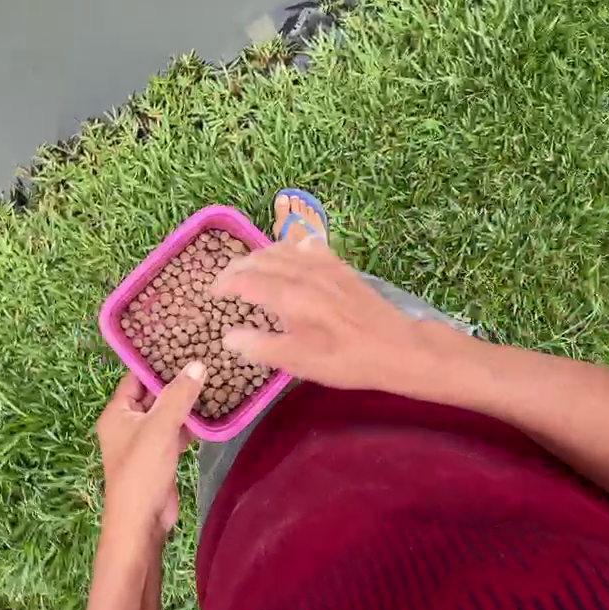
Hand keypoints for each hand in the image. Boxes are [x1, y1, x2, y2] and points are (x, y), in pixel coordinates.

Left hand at [93, 364, 205, 543]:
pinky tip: (211, 408)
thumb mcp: (160, 427)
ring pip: (166, 412)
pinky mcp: (160, 455)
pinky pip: (175, 430)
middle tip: (203, 355)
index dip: (156, 359)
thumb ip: (179, 394)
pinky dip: (190, 421)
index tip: (181, 341)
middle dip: (176, 379)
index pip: (136, 376)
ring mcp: (144, 440)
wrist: (142, 522)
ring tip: (212, 375)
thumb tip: (198, 364)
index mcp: (117, 412)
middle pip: (153, 393)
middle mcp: (128, 423)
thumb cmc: (142, 470)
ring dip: (185, 400)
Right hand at [210, 235, 440, 392]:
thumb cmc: (345, 360)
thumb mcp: (300, 363)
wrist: (396, 347)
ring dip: (260, 255)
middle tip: (224, 279)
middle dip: (238, 266)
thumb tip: (229, 336)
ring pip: (283, 249)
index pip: (247, 281)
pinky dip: (290, 246)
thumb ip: (262, 347)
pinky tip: (290, 250)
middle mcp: (304, 274)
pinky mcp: (340, 267)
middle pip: (262, 260)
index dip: (226, 283)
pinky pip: (308, 246)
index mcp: (290, 297)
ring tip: (248, 265)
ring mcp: (324, 267)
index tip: (212, 291)